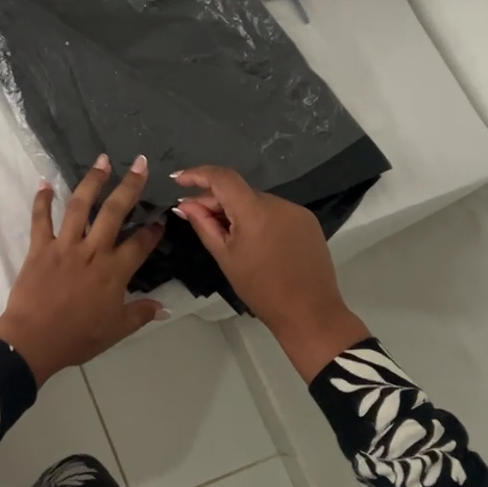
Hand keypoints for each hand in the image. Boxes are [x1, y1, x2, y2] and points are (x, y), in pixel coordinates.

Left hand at [0, 154, 166, 384]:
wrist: (34, 339)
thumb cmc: (77, 337)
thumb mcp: (116, 330)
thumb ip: (140, 314)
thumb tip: (163, 308)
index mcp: (114, 271)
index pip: (140, 243)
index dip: (154, 230)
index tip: (161, 217)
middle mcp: (92, 250)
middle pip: (114, 212)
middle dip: (130, 186)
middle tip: (139, 163)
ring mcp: (64, 245)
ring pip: (80, 206)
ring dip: (92, 181)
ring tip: (101, 161)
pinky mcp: (39, 247)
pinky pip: (40, 219)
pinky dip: (42, 200)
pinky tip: (45, 182)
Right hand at [172, 165, 369, 381]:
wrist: (309, 312)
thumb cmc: (260, 289)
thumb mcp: (225, 256)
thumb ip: (203, 224)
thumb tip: (185, 204)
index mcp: (255, 211)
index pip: (223, 178)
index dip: (198, 174)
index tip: (178, 180)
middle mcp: (278, 203)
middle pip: (239, 191)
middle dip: (215, 200)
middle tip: (196, 217)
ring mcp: (296, 210)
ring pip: (255, 201)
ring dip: (236, 210)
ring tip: (226, 234)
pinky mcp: (307, 220)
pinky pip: (273, 210)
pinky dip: (257, 217)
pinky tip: (252, 240)